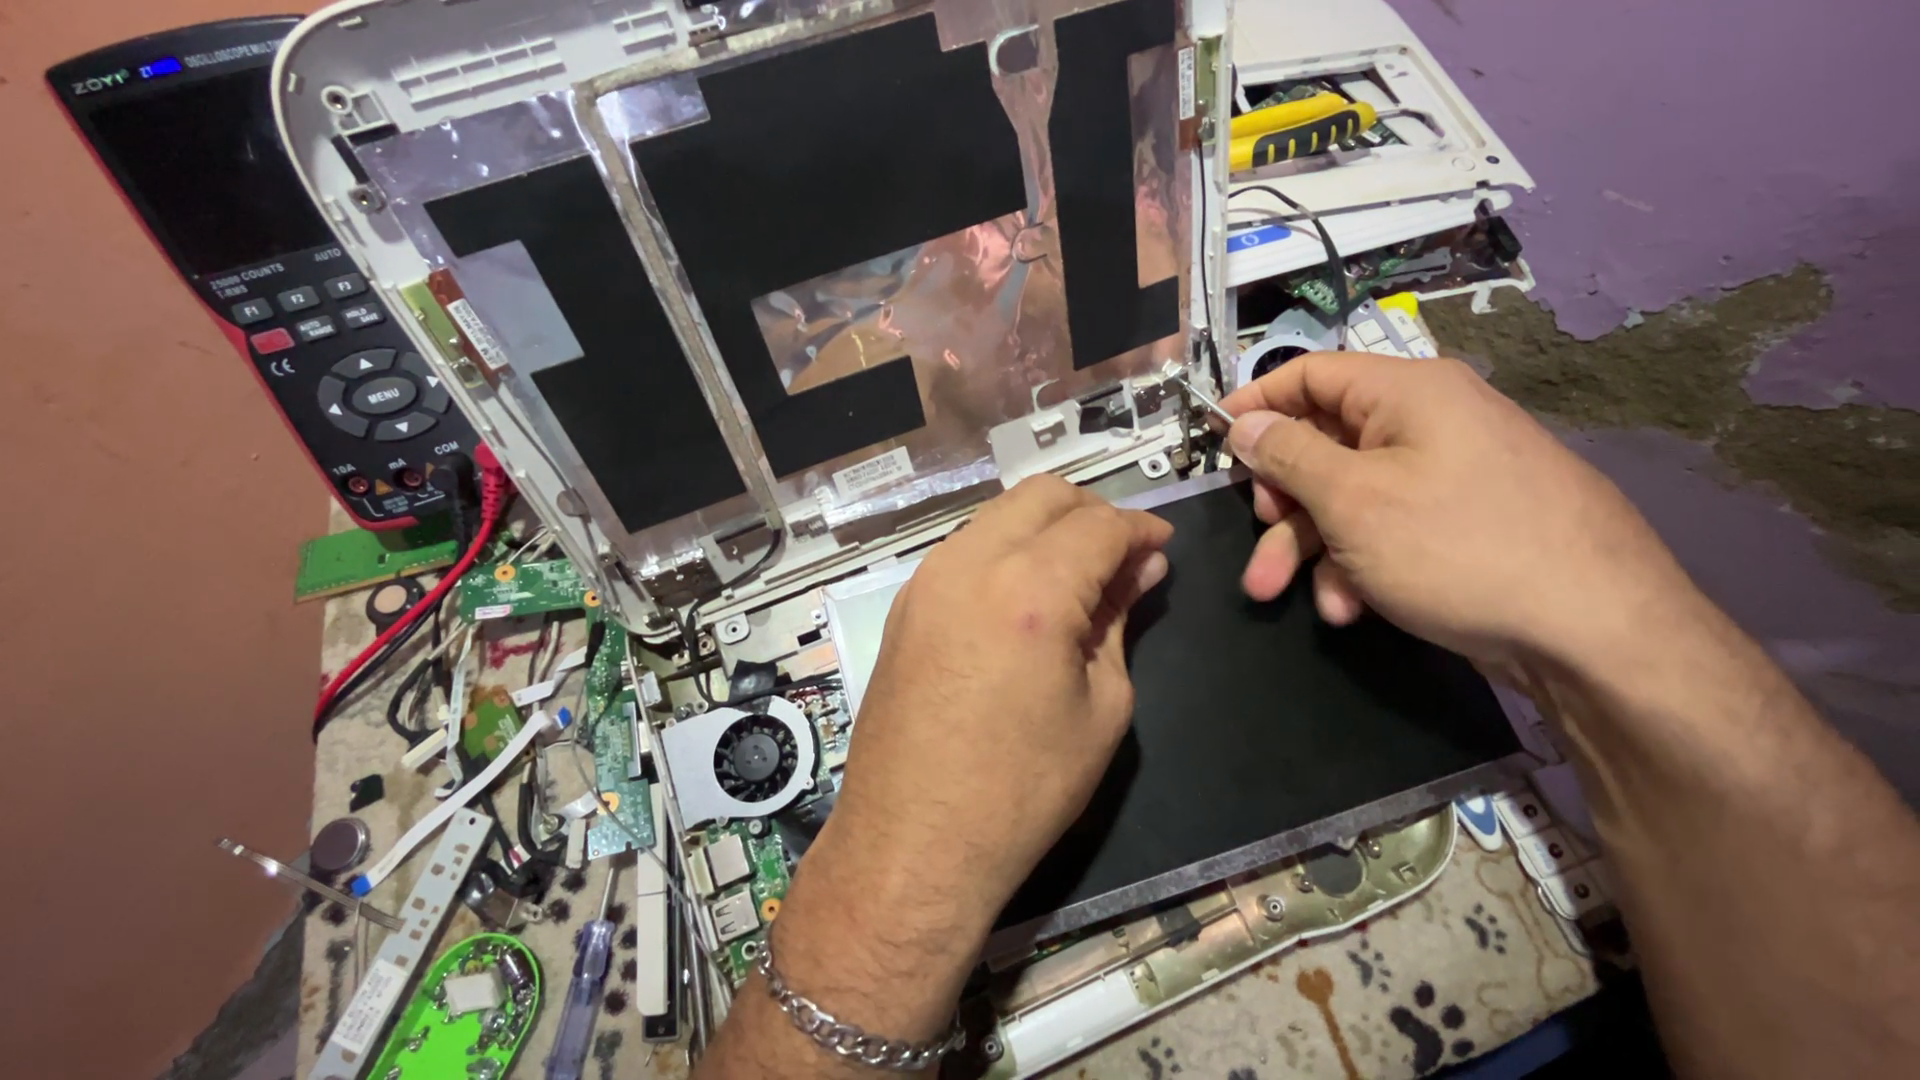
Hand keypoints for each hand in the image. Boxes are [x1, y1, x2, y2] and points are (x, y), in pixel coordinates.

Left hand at [736, 477, 1170, 1060]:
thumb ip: (1118, 621)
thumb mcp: (1101, 706)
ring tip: (1079, 576)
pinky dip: (1006, 550)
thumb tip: (1139, 569)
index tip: (1163, 547)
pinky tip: (1028, 594)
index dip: (1142, 528)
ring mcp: (928, 580)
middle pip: (1043, 496)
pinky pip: (966, 548)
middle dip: (1093, 512)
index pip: (1100, 525)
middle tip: (1124, 556)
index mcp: (1031, 590)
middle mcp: (971, 564)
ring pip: (999, 515)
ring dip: (1046, 527)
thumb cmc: (1023, 790)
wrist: (913, 842)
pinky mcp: (905, 604)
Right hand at [1218, 352, 1697, 672]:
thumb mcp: (1352, 500)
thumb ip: (1288, 456)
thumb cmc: (1457, 547)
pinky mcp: (1462, 526)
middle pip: (1323, 448)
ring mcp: (1449, 477)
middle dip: (1280, 506)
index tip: (1215, 442)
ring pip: (1350, 500)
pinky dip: (1358, 567)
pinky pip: (1388, 531)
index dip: (1255, 404)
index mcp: (1406, 393)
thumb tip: (1245, 423)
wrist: (1594, 633)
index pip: (1310, 374)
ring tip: (1287, 596)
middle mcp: (1430, 424)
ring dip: (1312, 550)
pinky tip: (1353, 608)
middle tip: (1258, 544)